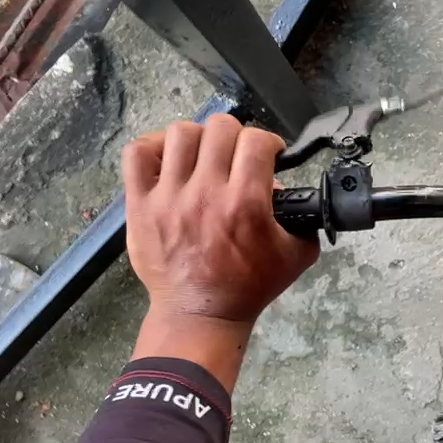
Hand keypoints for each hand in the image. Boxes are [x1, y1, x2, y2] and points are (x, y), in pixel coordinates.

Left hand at [122, 114, 317, 386]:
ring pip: (181, 133)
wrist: (201, 314)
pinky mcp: (140, 205)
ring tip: (205, 155)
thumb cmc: (248, 288)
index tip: (269, 156)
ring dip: (200, 138)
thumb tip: (285, 190)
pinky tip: (170, 159)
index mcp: (246, 205)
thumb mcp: (296, 256)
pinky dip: (154, 146)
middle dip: (237, 136)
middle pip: (220, 128)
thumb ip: (304, 220)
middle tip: (238, 155)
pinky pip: (138, 154)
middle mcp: (206, 194)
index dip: (269, 142)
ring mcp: (168, 197)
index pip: (257, 141)